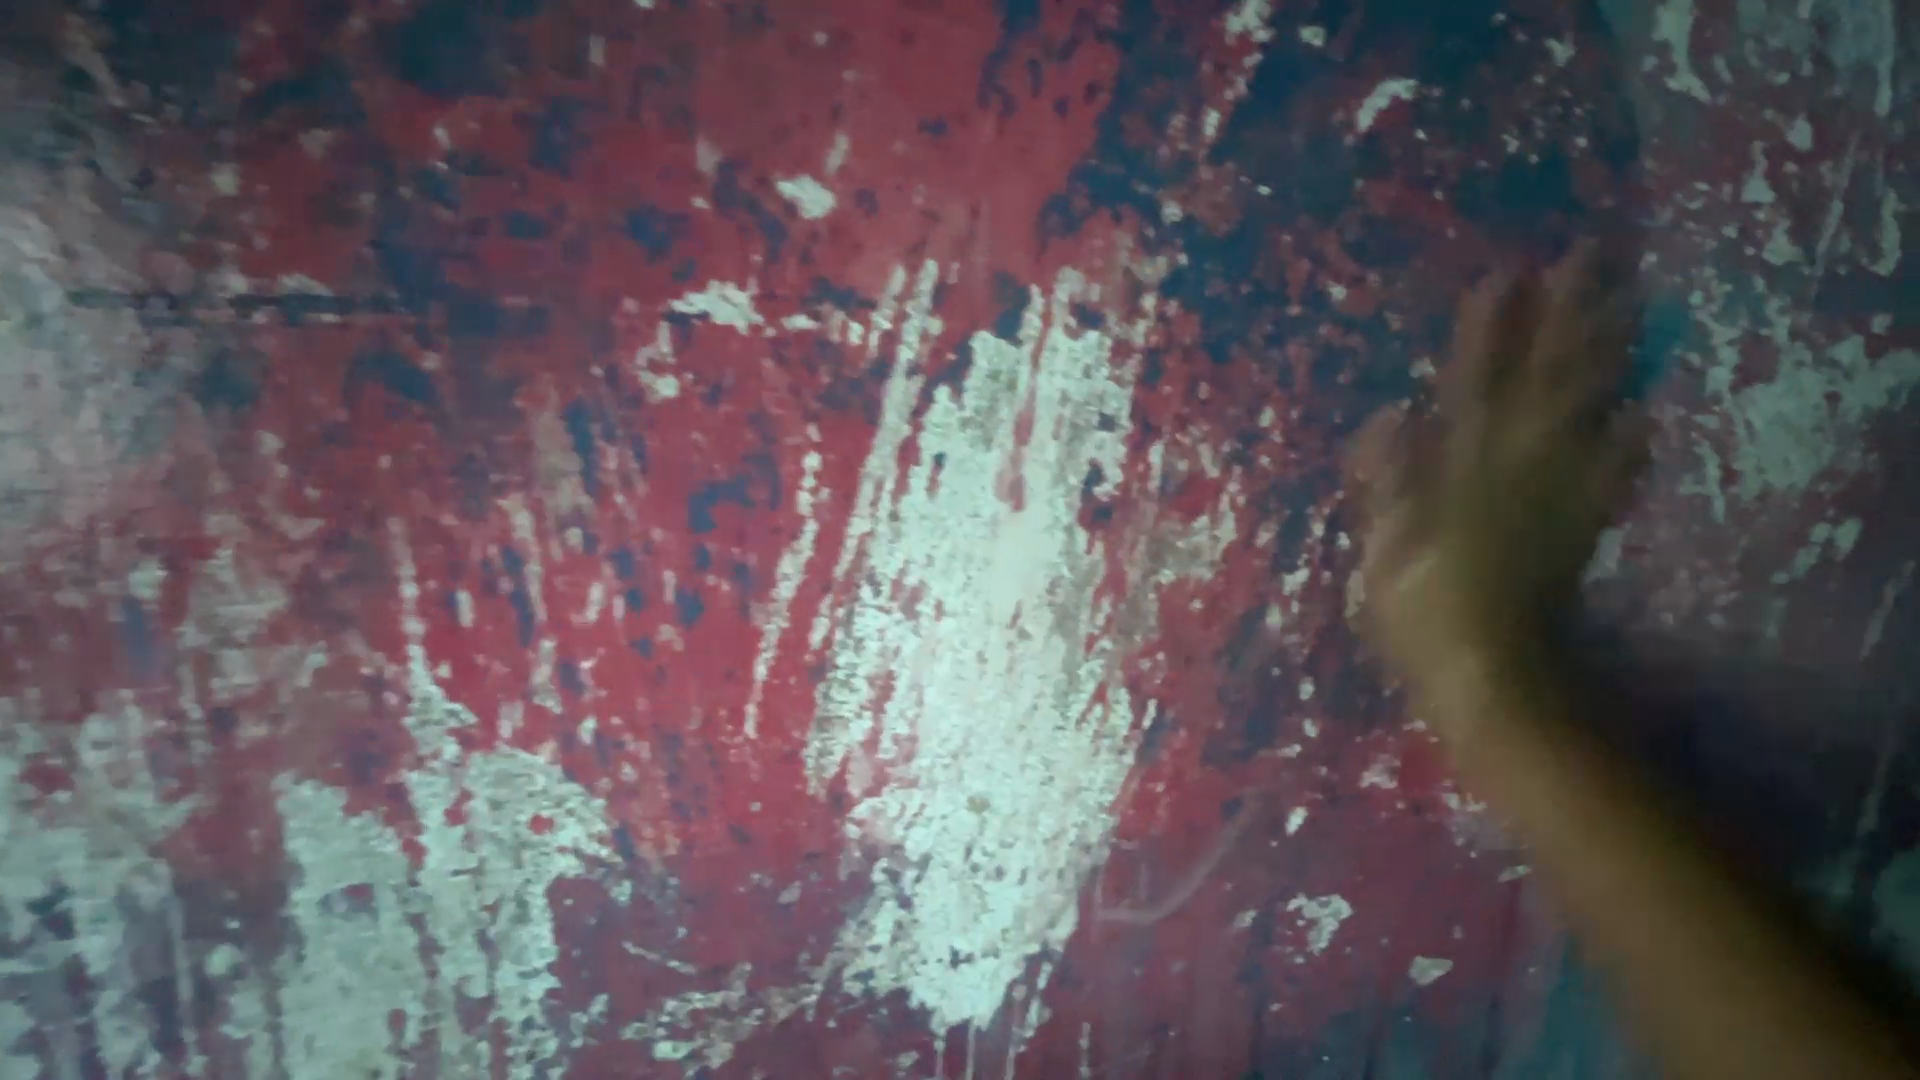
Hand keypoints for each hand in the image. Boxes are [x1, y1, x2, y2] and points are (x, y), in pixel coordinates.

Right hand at [1346, 239, 1650, 730]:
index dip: (1484, 334)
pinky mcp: (1578, 527)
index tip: (1499, 277)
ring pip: (1586, 413)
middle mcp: (1516, 471)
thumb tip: (1387, 415)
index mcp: (1461, 473)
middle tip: (1587, 259)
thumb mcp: (1381, 548)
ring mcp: (1557, 497)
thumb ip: (1385, 480)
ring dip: (1605, 357)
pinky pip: (1612, 476)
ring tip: (1624, 307)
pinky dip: (1629, 443)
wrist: (1489, 673)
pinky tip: (1643, 414)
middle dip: (1563, 320)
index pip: (1470, 388)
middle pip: (1544, 383)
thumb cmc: (1419, 611)